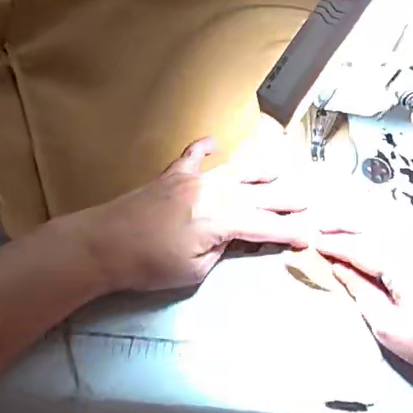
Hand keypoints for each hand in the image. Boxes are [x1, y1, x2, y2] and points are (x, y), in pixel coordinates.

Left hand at [58, 138, 317, 294]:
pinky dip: (203, 148)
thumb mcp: (194, 271)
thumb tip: (230, 237)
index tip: (308, 236)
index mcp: (221, 219)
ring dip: (257, 170)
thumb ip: (220, 250)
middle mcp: (213, 192)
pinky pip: (192, 156)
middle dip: (284, 199)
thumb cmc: (148, 265)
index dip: (288, 232)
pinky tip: (215, 142)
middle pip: (257, 195)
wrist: (103, 242)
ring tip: (277, 168)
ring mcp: (192, 180)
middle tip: (307, 199)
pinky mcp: (171, 176)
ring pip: (233, 171)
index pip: (263, 225)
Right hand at [312, 196, 412, 412]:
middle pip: (371, 219)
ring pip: (389, 213)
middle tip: (319, 224)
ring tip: (339, 218)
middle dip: (342, 220)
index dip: (331, 243)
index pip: (356, 244)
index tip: (311, 241)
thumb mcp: (387, 326)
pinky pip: (407, 218)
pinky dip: (385, 214)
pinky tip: (373, 218)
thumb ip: (359, 289)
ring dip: (362, 213)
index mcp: (401, 259)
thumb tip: (339, 267)